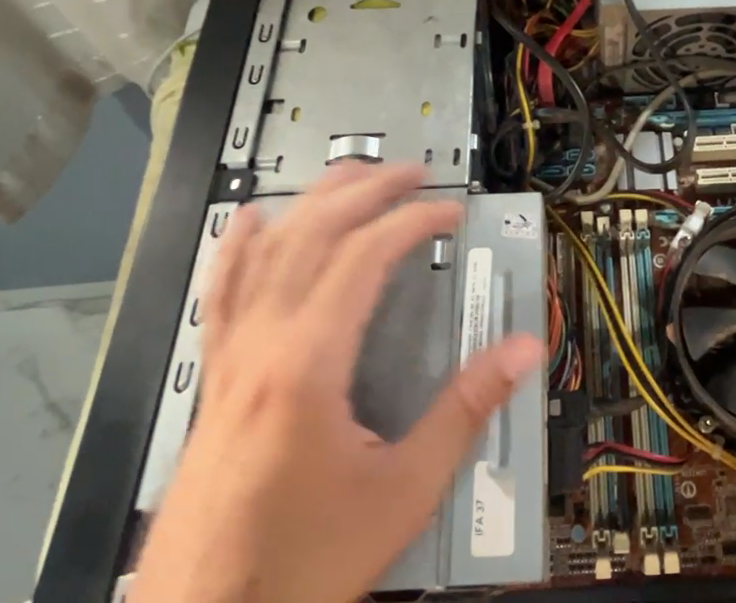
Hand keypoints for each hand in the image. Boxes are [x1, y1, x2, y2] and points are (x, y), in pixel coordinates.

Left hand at [131, 164, 544, 602]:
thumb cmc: (305, 560)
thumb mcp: (403, 491)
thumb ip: (464, 412)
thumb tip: (521, 352)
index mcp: (308, 365)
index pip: (363, 257)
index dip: (410, 221)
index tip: (449, 212)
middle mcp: (261, 346)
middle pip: (312, 236)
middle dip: (366, 192)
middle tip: (412, 175)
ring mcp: (229, 359)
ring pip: (265, 253)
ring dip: (312, 203)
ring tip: (351, 175)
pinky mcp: (215, 380)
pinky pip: (221, 294)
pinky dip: (239, 247)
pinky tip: (250, 221)